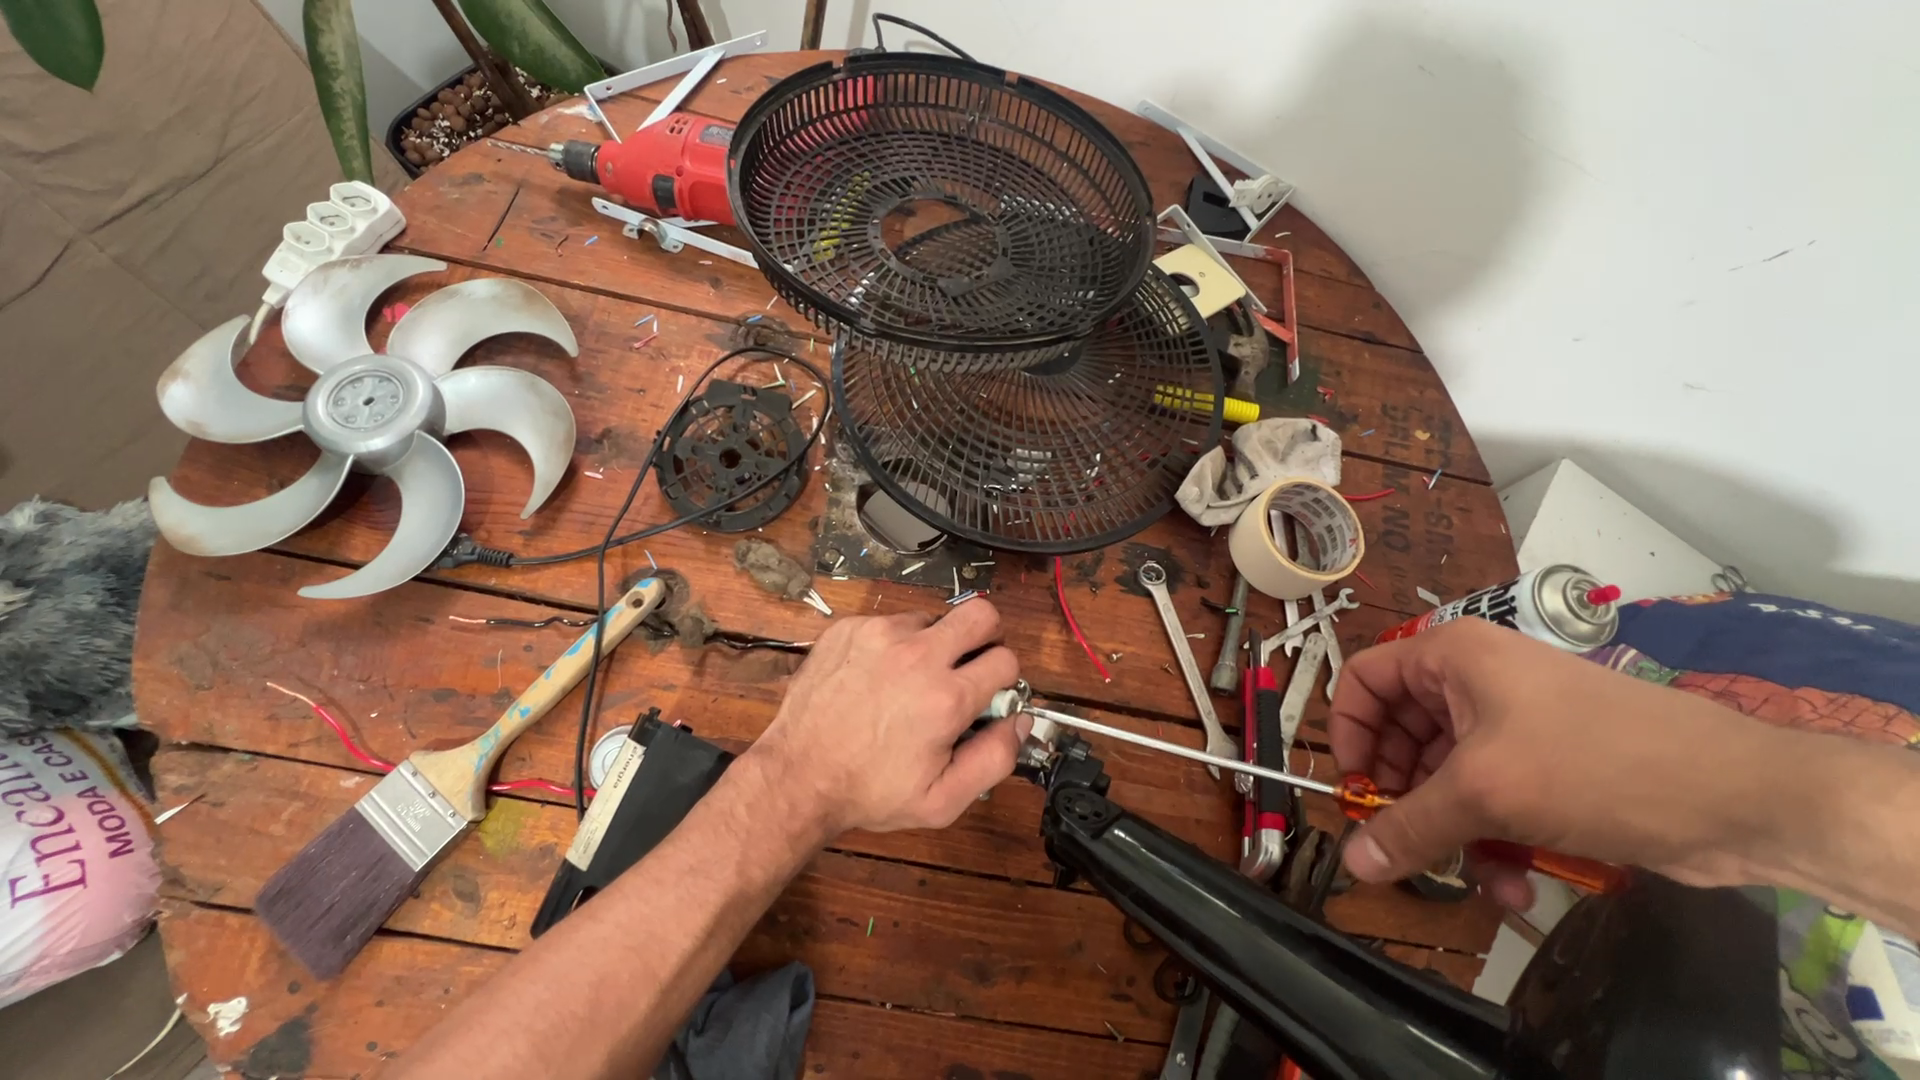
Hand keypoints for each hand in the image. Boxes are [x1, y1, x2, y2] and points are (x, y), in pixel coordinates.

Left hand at [747, 600, 1028, 837]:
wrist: (799, 775)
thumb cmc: (869, 791)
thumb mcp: (942, 800)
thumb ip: (995, 759)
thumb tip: (1019, 721)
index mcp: (946, 698)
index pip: (1006, 660)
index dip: (1004, 679)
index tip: (988, 693)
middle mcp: (917, 656)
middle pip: (982, 614)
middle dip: (987, 636)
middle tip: (971, 663)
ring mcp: (880, 636)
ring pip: (934, 618)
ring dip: (935, 643)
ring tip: (912, 679)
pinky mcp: (851, 629)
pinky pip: (891, 622)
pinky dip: (894, 644)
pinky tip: (878, 677)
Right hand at [1328, 618, 1789, 905]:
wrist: (1743, 798)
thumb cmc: (1594, 766)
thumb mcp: (1486, 795)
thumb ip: (1409, 828)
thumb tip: (1351, 865)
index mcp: (1451, 657)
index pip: (1364, 680)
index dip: (1347, 731)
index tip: (1353, 787)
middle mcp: (1474, 681)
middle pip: (1402, 734)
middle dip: (1403, 795)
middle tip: (1401, 839)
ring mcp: (1512, 723)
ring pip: (1446, 775)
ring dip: (1451, 831)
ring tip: (1469, 877)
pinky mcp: (1546, 765)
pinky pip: (1491, 798)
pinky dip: (1491, 840)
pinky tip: (1510, 883)